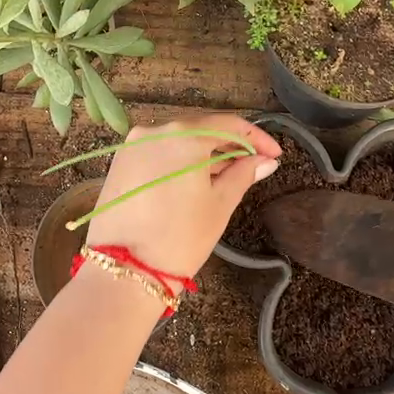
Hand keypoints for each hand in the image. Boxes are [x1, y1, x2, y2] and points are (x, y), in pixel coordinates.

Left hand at [85, 114, 281, 277]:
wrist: (125, 270)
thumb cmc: (179, 237)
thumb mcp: (219, 204)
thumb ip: (243, 174)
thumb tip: (265, 160)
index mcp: (183, 135)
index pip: (228, 124)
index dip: (256, 137)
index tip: (274, 154)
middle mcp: (154, 131)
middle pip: (201, 128)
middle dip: (230, 144)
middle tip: (254, 164)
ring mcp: (133, 145)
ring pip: (178, 140)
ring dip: (205, 153)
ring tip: (228, 174)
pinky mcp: (120, 163)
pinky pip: (159, 151)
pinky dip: (180, 160)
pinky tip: (196, 178)